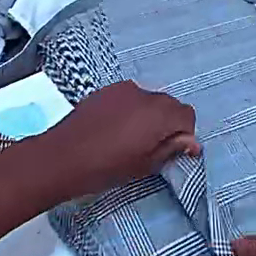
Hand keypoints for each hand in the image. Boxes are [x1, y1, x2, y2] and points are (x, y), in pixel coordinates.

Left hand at [23, 81, 198, 202]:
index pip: (186, 114)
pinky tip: (116, 129)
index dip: (185, 133)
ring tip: (132, 139)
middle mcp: (142, 93)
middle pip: (168, 104)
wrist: (64, 156)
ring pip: (147, 99)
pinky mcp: (104, 90)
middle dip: (167, 123)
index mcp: (157, 112)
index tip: (176, 150)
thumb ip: (172, 148)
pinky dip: (130, 109)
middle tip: (154, 147)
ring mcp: (121, 89)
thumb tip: (191, 141)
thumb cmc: (107, 166)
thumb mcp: (146, 163)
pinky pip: (128, 97)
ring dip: (148, 115)